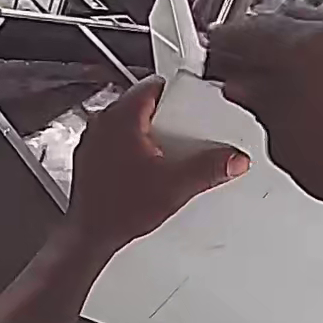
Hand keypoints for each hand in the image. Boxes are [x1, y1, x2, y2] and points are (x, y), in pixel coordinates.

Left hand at [65, 77, 249, 254]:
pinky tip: (146, 170)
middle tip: (183, 133)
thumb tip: (233, 159)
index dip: (176, 94)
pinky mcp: (90, 160)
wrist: (91, 235)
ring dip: (147, 134)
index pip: (152, 86)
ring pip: (126, 124)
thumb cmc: (119, 211)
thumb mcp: (175, 186)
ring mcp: (92, 142)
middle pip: (140, 105)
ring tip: (166, 153)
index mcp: (120, 119)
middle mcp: (102, 125)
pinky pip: (115, 143)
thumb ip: (209, 169)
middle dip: (164, 117)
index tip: (190, 104)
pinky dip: (131, 149)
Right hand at [208, 8, 322, 231]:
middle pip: (291, 21)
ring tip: (286, 80)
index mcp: (313, 45)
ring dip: (302, 47)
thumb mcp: (288, 141)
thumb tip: (247, 87)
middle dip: (264, 42)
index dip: (228, 46)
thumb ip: (261, 102)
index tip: (219, 55)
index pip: (253, 32)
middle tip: (246, 67)